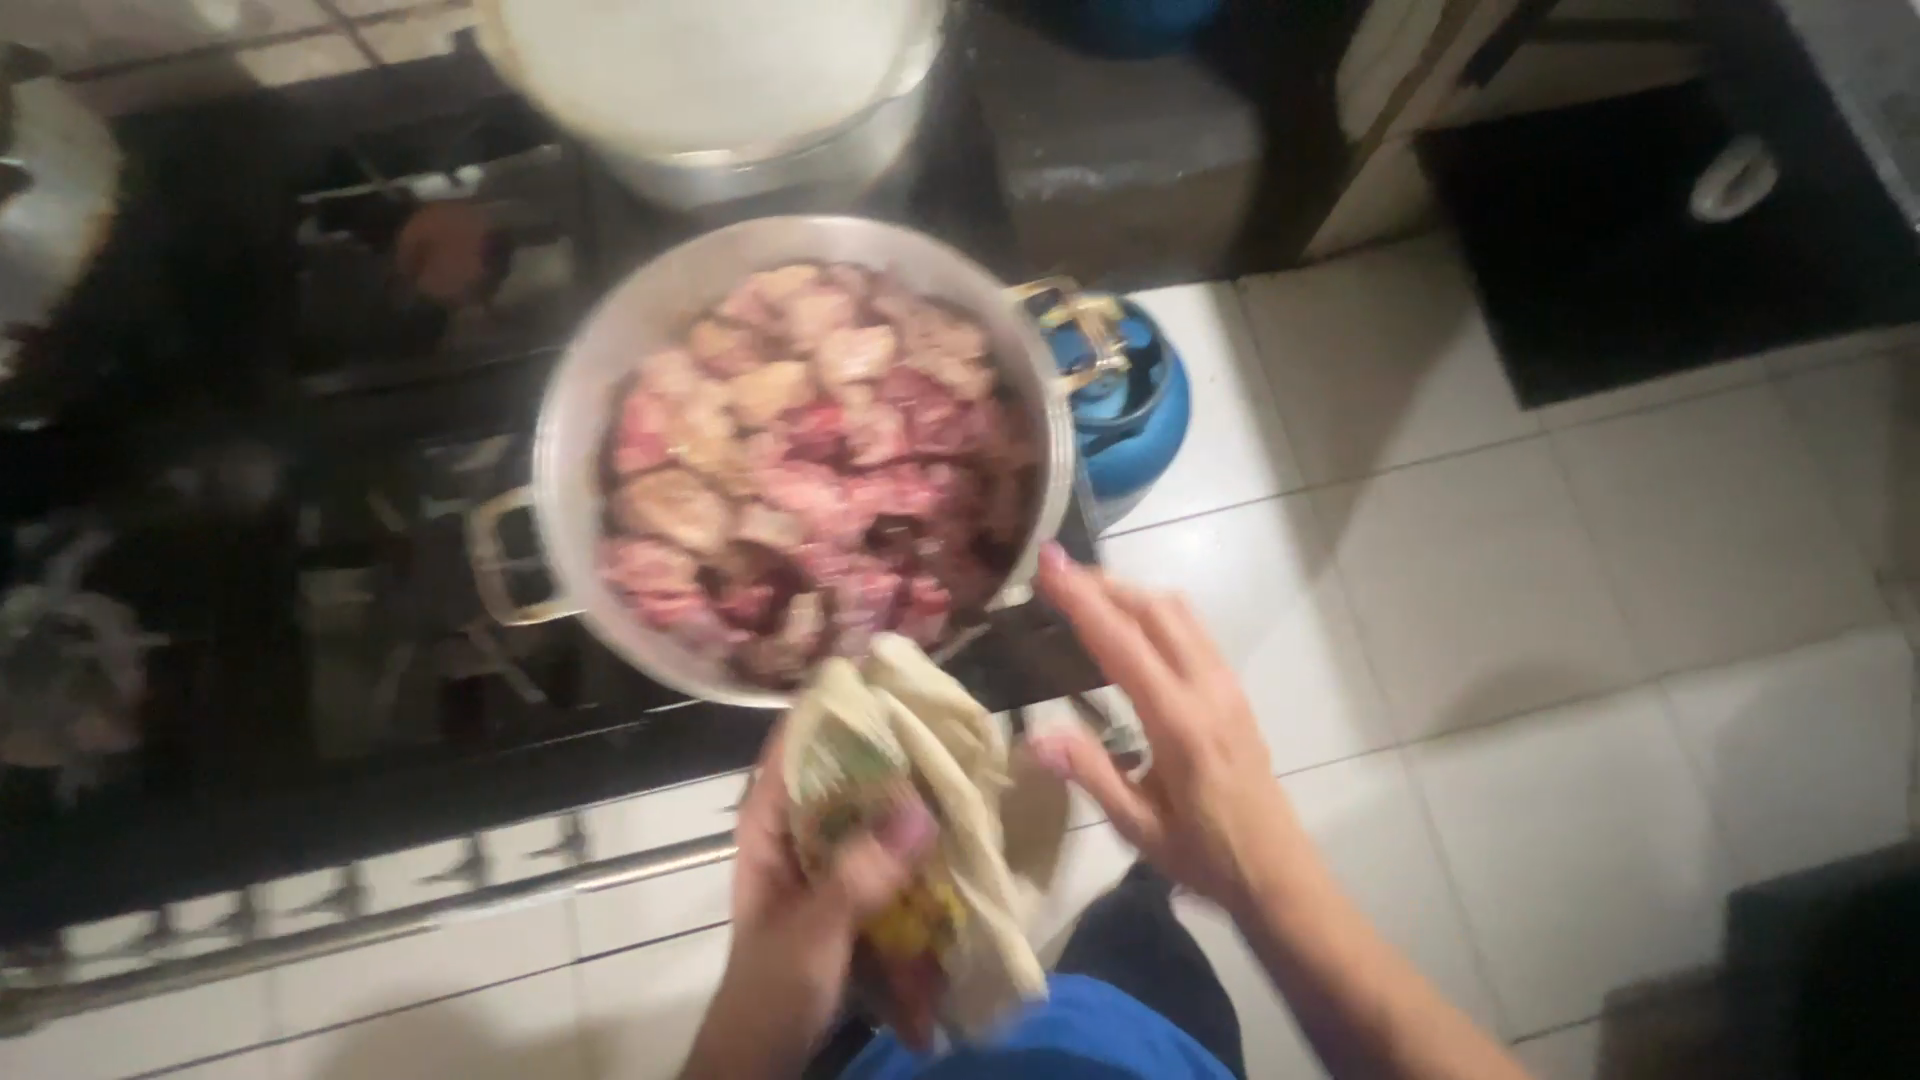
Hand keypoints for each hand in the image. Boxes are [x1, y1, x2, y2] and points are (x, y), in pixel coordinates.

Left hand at [684, 723, 932, 1078]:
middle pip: (841, 772)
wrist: (766, 1062)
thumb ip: (860, 874)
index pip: (795, 745)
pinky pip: (888, 849)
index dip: (830, 709)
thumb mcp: (812, 929)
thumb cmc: (770, 988)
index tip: (878, 677)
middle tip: (938, 720)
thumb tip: (923, 809)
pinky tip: (953, 825)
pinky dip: (915, 838)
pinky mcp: (856, 892)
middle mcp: (800, 830)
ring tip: (956, 761)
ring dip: (906, 792)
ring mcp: (829, 861)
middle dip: (885, 749)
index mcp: (769, 824)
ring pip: (869, 808)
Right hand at [1026, 543, 1308, 913]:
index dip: (1081, 599)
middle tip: (1055, 575)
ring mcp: (1226, 683)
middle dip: (1102, 583)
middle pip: (1153, 609)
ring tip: (1084, 592)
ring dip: (1128, 592)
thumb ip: (1090, 774)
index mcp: (1179, 722)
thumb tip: (1033, 737)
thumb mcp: (1140, 828)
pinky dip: (1152, 609)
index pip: (1121, 643)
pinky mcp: (1233, 688)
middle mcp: (1207, 688)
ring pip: (1176, 611)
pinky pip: (1191, 627)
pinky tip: (1128, 624)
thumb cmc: (1204, 855)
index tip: (1048, 564)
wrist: (1279, 874)